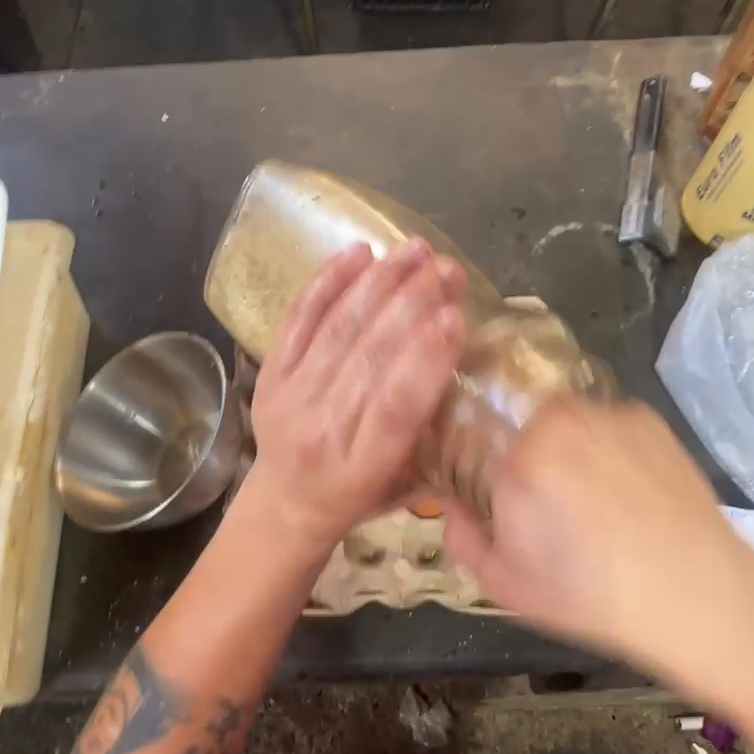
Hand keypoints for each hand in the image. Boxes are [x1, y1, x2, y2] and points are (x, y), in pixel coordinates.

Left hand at [245, 238, 467, 550]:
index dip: (425, 360)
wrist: (286, 503)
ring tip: (413, 250)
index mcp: (362, 466)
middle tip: (445, 267)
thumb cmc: (361, 495)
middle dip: (409, 305)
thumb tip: (483, 378)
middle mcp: (321, 429)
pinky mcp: (270, 372)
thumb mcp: (406, 487)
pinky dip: (327, 282)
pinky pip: (298, 319)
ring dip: (377, 284)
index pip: (396, 407)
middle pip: (367, 359)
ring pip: (336, 331)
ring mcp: (290, 396)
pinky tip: (358, 252)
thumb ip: (438, 442)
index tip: (456, 315)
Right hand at [442, 399, 753, 678]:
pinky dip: (606, 448)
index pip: (473, 445)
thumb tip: (451, 504)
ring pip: (563, 423)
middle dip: (523, 459)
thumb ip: (461, 537)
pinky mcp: (648, 418)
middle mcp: (557, 419)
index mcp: (514, 456)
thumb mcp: (505, 584)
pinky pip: (607, 424)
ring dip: (564, 450)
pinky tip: (626, 491)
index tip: (498, 502)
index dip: (482, 474)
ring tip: (591, 501)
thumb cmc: (591, 596)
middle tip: (546, 506)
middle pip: (517, 427)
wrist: (701, 596)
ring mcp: (607, 413)